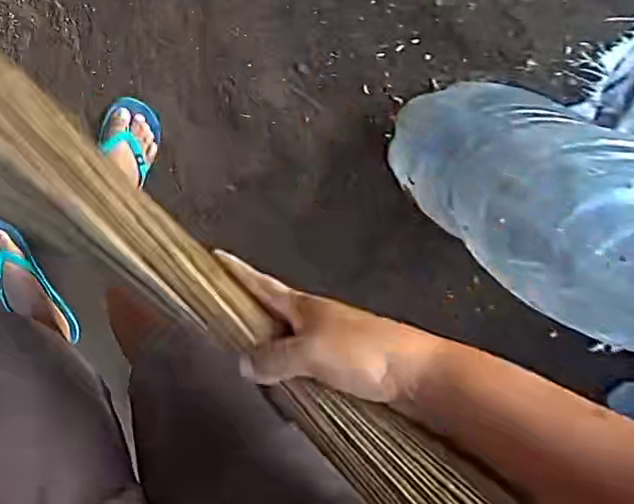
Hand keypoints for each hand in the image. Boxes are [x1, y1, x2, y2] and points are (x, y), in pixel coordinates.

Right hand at [216, 251, 442, 404]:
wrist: (418, 374)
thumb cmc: (361, 351)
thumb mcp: (310, 352)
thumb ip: (274, 358)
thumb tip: (241, 362)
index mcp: (301, 304)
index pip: (261, 283)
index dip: (238, 270)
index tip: (215, 254)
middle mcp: (311, 316)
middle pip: (272, 308)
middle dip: (248, 306)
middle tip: (223, 309)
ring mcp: (329, 338)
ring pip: (288, 335)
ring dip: (268, 340)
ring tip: (247, 352)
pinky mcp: (343, 363)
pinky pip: (303, 359)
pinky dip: (288, 365)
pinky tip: (284, 380)